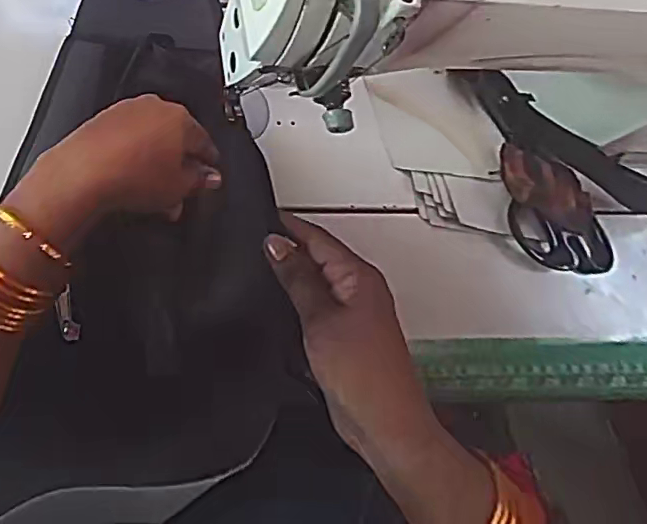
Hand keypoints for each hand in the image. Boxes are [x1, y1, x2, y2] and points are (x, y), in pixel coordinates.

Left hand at [9, 95, 221, 246]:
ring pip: (152, 137)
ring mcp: (128, 110)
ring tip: (153, 191)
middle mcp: (155, 107)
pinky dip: (134, 154)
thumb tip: (206, 176)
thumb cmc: (129, 175)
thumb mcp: (178, 187)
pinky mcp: (106, 118)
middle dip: (179, 165)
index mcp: (180, 118)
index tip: (208, 175)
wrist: (84, 171)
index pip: (203, 141)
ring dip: (155, 161)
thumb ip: (198, 180)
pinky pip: (129, 136)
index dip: (208, 163)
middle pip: (176, 138)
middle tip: (179, 190)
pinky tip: (130, 177)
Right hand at [264, 213, 449, 470]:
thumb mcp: (319, 320)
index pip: (317, 236)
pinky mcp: (347, 335)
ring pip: (318, 279)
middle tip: (259, 238)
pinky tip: (285, 302)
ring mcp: (355, 313)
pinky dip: (300, 298)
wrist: (387, 429)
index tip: (264, 216)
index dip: (288, 225)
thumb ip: (296, 279)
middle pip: (319, 254)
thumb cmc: (367, 380)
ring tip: (267, 265)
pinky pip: (319, 303)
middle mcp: (360, 290)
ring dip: (295, 273)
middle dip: (290, 245)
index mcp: (358, 277)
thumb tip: (276, 246)